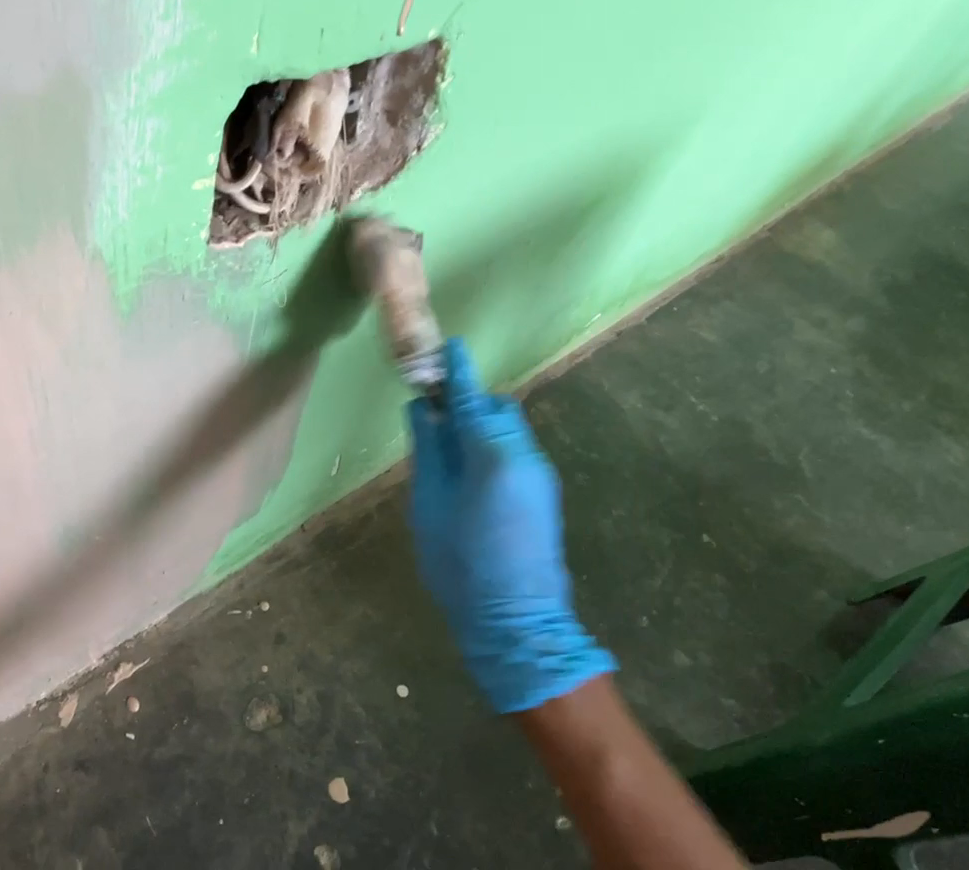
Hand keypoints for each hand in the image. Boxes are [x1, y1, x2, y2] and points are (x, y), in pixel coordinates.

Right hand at [407, 339, 614, 711]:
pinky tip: (472, 479)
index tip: (449, 346)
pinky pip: (517, 453)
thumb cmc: (460, 563)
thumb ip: (428, 450)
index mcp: (492, 453)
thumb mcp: (429, 504)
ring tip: (450, 455)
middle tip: (436, 422)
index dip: (456, 370)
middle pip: (497, 409)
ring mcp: (541, 475)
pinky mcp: (545, 495)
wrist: (518, 622)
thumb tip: (423, 410)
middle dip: (469, 404)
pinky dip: (493, 449)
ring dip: (481, 428)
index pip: (470, 397)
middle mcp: (524, 455)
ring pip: (509, 430)